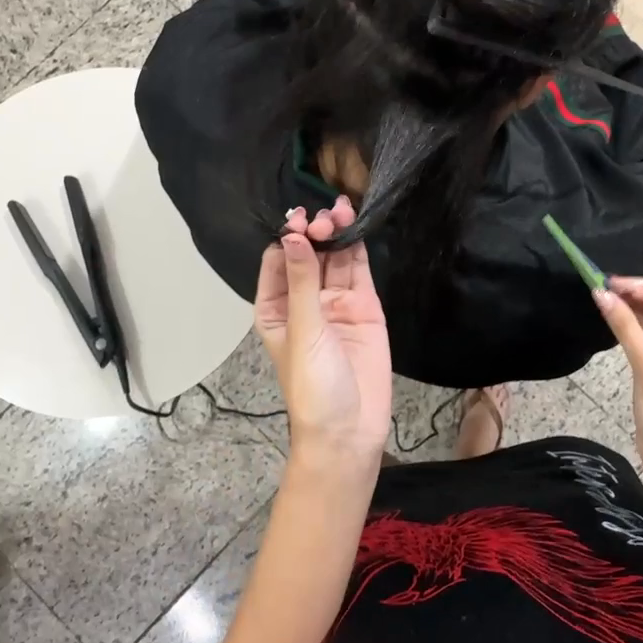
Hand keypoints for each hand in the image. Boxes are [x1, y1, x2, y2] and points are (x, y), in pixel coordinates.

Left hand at [253, 197, 392, 470]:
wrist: (350, 432)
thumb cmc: (312, 386)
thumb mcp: (303, 331)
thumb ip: (302, 282)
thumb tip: (291, 236)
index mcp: (276, 307)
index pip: (278, 260)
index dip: (287, 238)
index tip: (298, 220)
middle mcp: (305, 300)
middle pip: (309, 254)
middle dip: (315, 231)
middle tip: (325, 220)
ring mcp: (337, 303)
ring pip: (336, 257)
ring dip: (337, 233)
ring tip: (342, 210)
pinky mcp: (366, 307)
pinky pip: (360, 271)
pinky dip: (359, 247)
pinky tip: (357, 224)